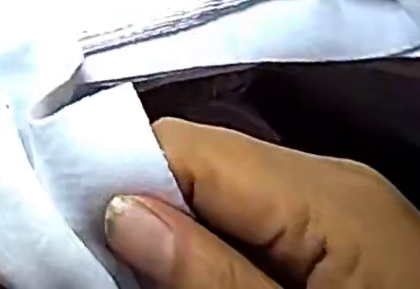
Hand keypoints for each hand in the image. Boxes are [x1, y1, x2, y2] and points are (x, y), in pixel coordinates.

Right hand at [105, 118, 419, 287]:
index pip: (180, 143)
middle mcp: (329, 176)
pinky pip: (247, 208)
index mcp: (328, 192)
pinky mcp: (340, 232)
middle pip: (194, 157)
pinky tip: (198, 266)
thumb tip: (115, 207)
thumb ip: (214, 276)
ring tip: (149, 265)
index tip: (79, 219)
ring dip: (173, 219)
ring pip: (212, 180)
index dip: (117, 171)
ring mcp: (338, 202)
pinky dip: (210, 234)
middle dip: (144, 198)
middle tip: (111, 254)